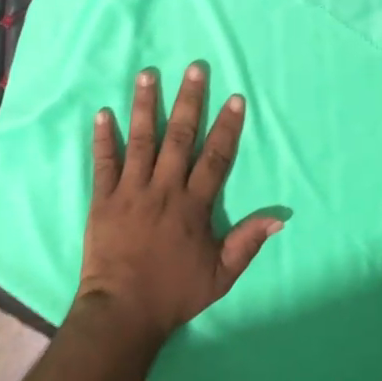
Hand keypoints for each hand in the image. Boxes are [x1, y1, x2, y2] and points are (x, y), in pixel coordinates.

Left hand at [76, 63, 280, 349]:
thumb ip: (247, 243)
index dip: (226, 127)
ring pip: (140, 139)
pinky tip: (102, 112)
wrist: (123, 312)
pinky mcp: (104, 198)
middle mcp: (164, 189)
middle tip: (194, 68)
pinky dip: (103, 137)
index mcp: (193, 205)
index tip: (234, 98)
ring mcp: (131, 190)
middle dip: (188, 100)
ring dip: (144, 105)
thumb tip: (280, 218)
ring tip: (147, 73)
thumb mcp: (220, 275)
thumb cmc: (174, 294)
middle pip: (179, 137)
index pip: (215, 158)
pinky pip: (104, 162)